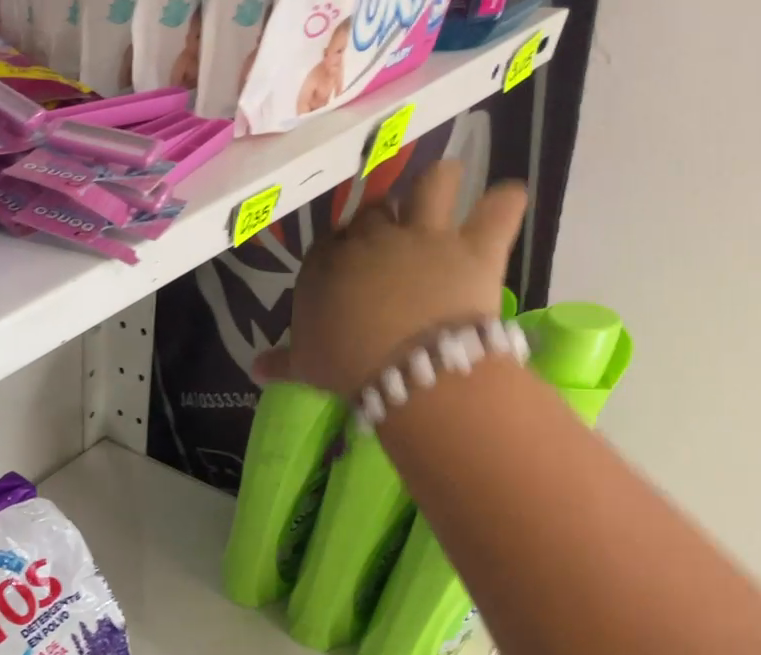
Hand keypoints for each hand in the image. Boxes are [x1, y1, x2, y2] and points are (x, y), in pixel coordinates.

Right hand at [253, 160, 529, 398]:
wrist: (409, 369)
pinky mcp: (477, 243)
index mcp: (324, 266)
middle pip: (373, 209)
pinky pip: (504, 203)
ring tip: (439, 206)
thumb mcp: (303, 368)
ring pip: (436, 179)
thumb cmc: (345, 367)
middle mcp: (372, 239)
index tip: (339, 269)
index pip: (325, 242)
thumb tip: (256, 368)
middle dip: (378, 221)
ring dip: (438, 187)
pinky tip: (498, 212)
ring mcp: (426, 235)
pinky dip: (504, 205)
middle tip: (385, 245)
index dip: (334, 251)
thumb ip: (280, 362)